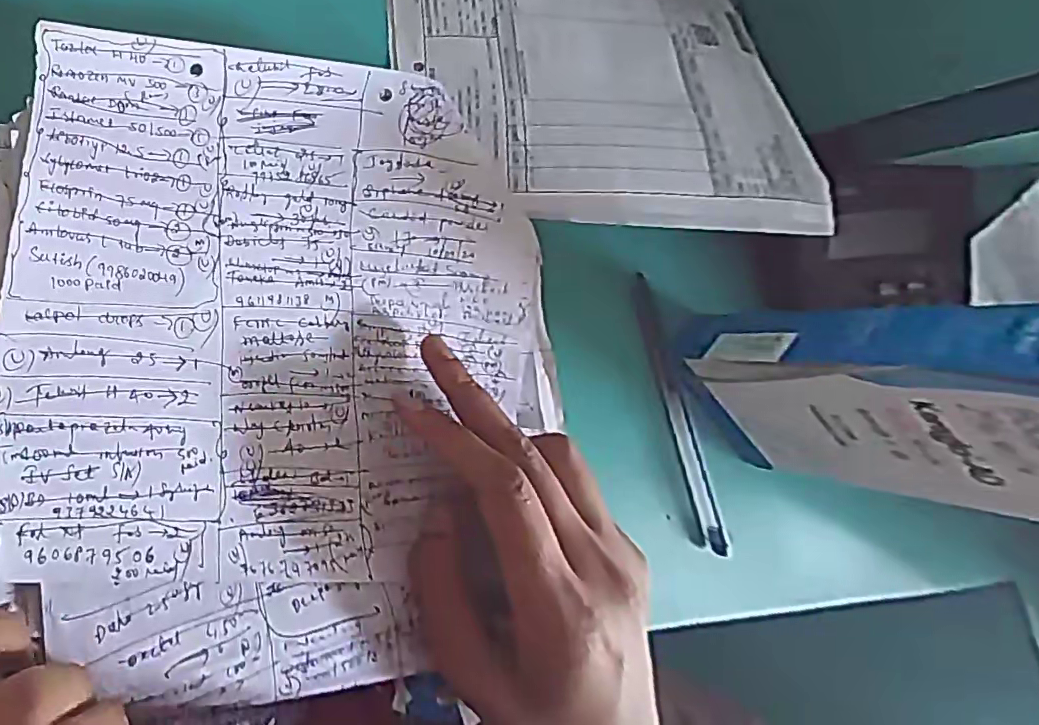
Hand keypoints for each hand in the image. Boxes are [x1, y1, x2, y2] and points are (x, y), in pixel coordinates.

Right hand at [394, 335, 656, 724]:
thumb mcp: (464, 670)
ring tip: (460, 426)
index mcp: (560, 603)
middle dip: (473, 396)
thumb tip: (438, 507)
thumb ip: (439, 585)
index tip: (410, 407)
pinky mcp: (627, 549)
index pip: (506, 490)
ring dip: (503, 427)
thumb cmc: (531, 717)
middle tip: (435, 351)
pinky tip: (501, 473)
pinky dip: (528, 457)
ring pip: (560, 453)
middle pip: (534, 454)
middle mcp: (603, 566)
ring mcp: (623, 554)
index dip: (454, 438)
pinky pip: (574, 477)